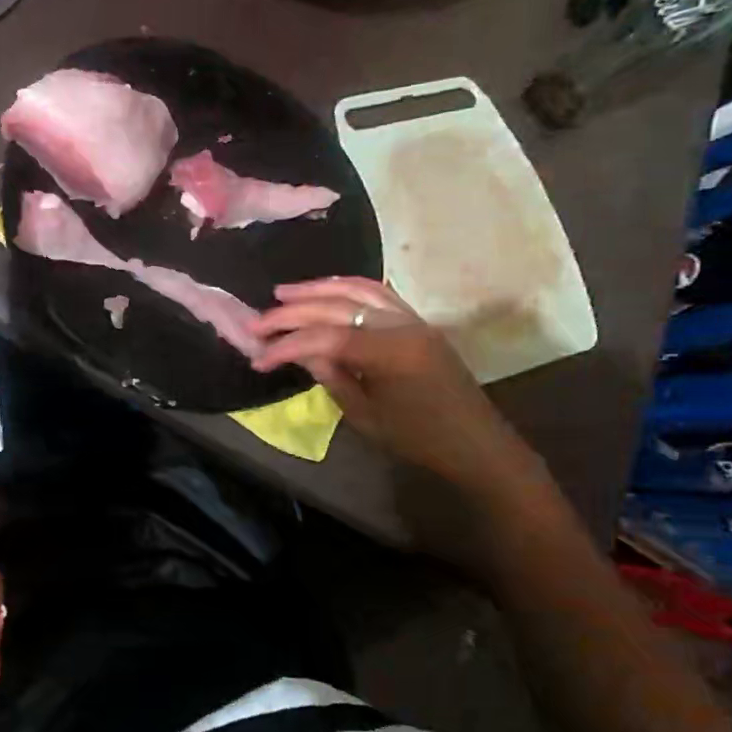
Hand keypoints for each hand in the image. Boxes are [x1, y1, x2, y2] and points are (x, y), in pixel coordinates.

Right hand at [249, 277, 544, 494]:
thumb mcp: (364, 415)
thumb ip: (330, 376)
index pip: (325, 338)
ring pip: (357, 290)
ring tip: (281, 293)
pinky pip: (377, 294)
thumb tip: (299, 351)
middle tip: (255, 322)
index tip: (257, 359)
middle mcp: (401, 326)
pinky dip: (345, 288)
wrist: (476, 443)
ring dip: (316, 289)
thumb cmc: (417, 438)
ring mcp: (412, 319)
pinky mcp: (416, 322)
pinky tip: (323, 291)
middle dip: (291, 313)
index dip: (286, 345)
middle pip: (336, 307)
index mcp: (390, 353)